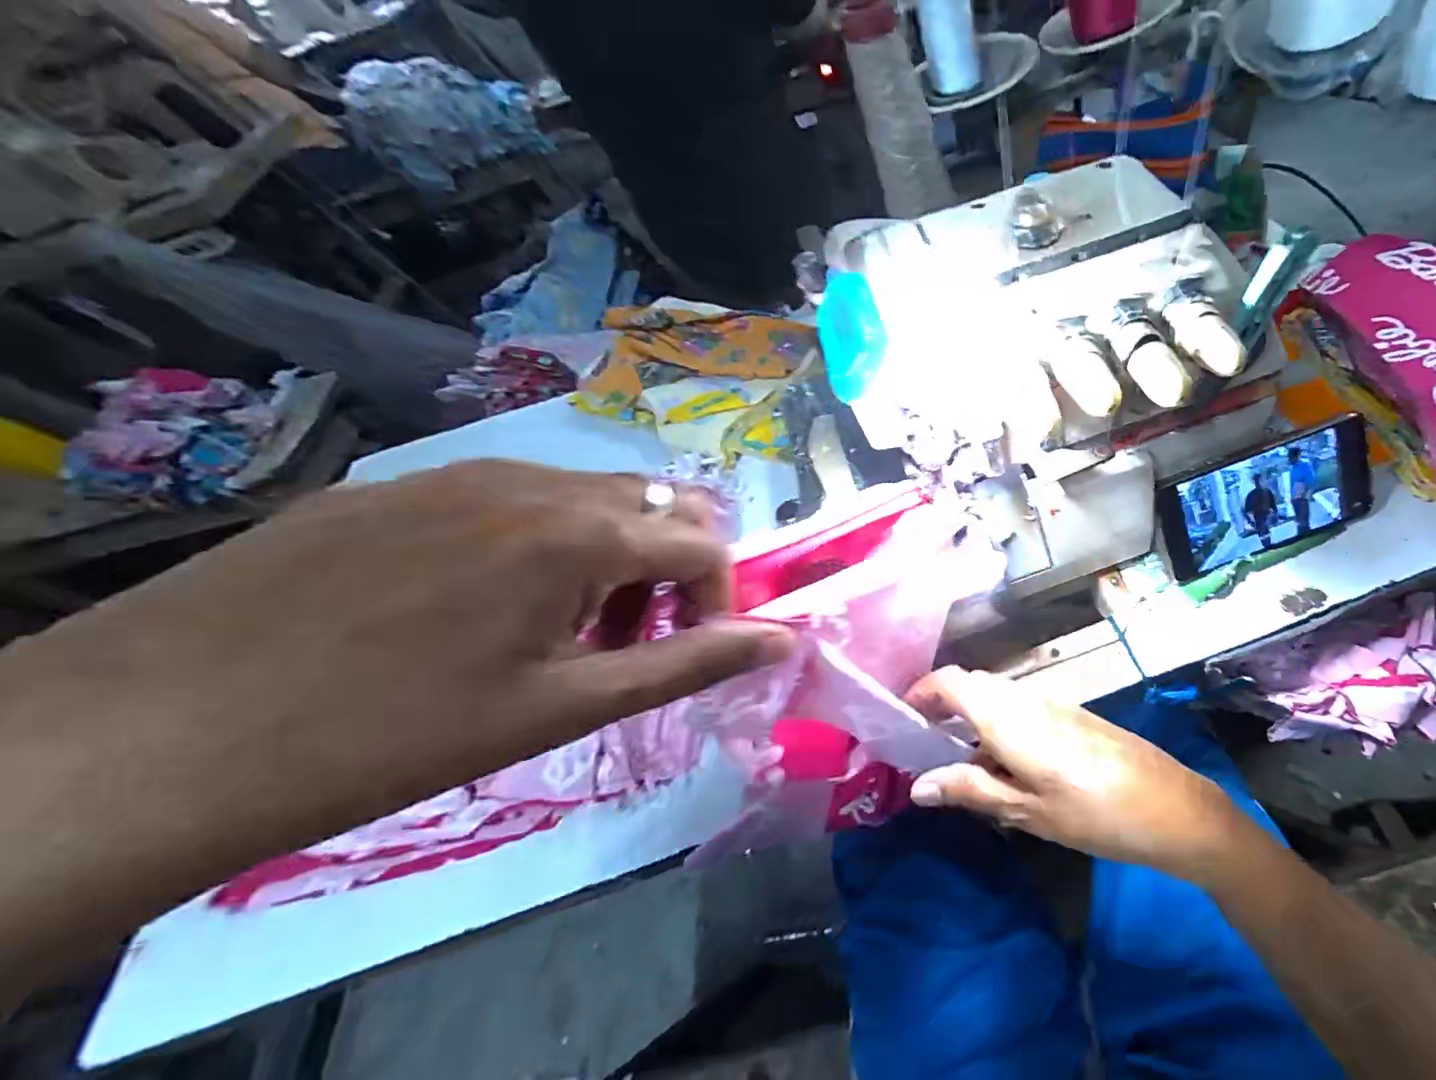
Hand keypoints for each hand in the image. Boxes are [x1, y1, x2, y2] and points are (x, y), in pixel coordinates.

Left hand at [0, 460, 794, 983]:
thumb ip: (689, 663)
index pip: (704, 541)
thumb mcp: (566, 706)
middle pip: (654, 504)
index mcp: (579, 530)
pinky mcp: (395, 487)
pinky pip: (510, 498)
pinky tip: (475, 609)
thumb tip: (785, 639)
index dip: (718, 599)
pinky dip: (539, 543)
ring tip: (556, 633)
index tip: (686, 654)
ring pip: (586, 497)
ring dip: (608, 557)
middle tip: (625, 643)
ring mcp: (457, 474)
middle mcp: (531, 480)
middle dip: (667, 572)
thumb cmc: (398, 734)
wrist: (155, 734)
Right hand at [903, 668, 1247, 882]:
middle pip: (974, 684)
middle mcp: (1029, 699)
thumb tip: (918, 785)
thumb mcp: (1027, 811)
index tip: (903, 716)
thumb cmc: (1094, 814)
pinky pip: (1022, 707)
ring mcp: (1055, 704)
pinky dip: (1000, 724)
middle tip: (925, 745)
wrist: (1173, 807)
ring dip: (973, 716)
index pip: (953, 681)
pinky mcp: (1073, 715)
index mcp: (1010, 717)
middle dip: (944, 705)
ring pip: (999, 695)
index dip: (922, 690)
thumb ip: (971, 790)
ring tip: (962, 762)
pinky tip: (1007, 764)